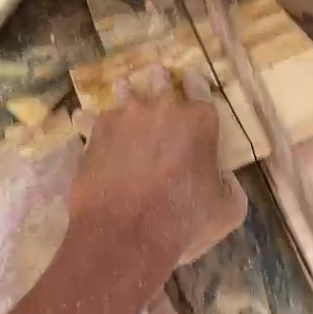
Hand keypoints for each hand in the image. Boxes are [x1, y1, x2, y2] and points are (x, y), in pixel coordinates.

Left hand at [71, 66, 247, 270]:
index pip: (199, 86)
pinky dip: (87, 121)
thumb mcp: (228, 211)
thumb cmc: (184, 223)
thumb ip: (231, 187)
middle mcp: (164, 108)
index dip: (195, 83)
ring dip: (125, 92)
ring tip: (122, 91)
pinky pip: (90, 119)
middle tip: (156, 78)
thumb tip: (225, 179)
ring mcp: (127, 116)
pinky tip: (81, 120)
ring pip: (125, 92)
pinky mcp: (97, 132)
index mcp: (200, 120)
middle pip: (160, 80)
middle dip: (159, 80)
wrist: (127, 235)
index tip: (191, 81)